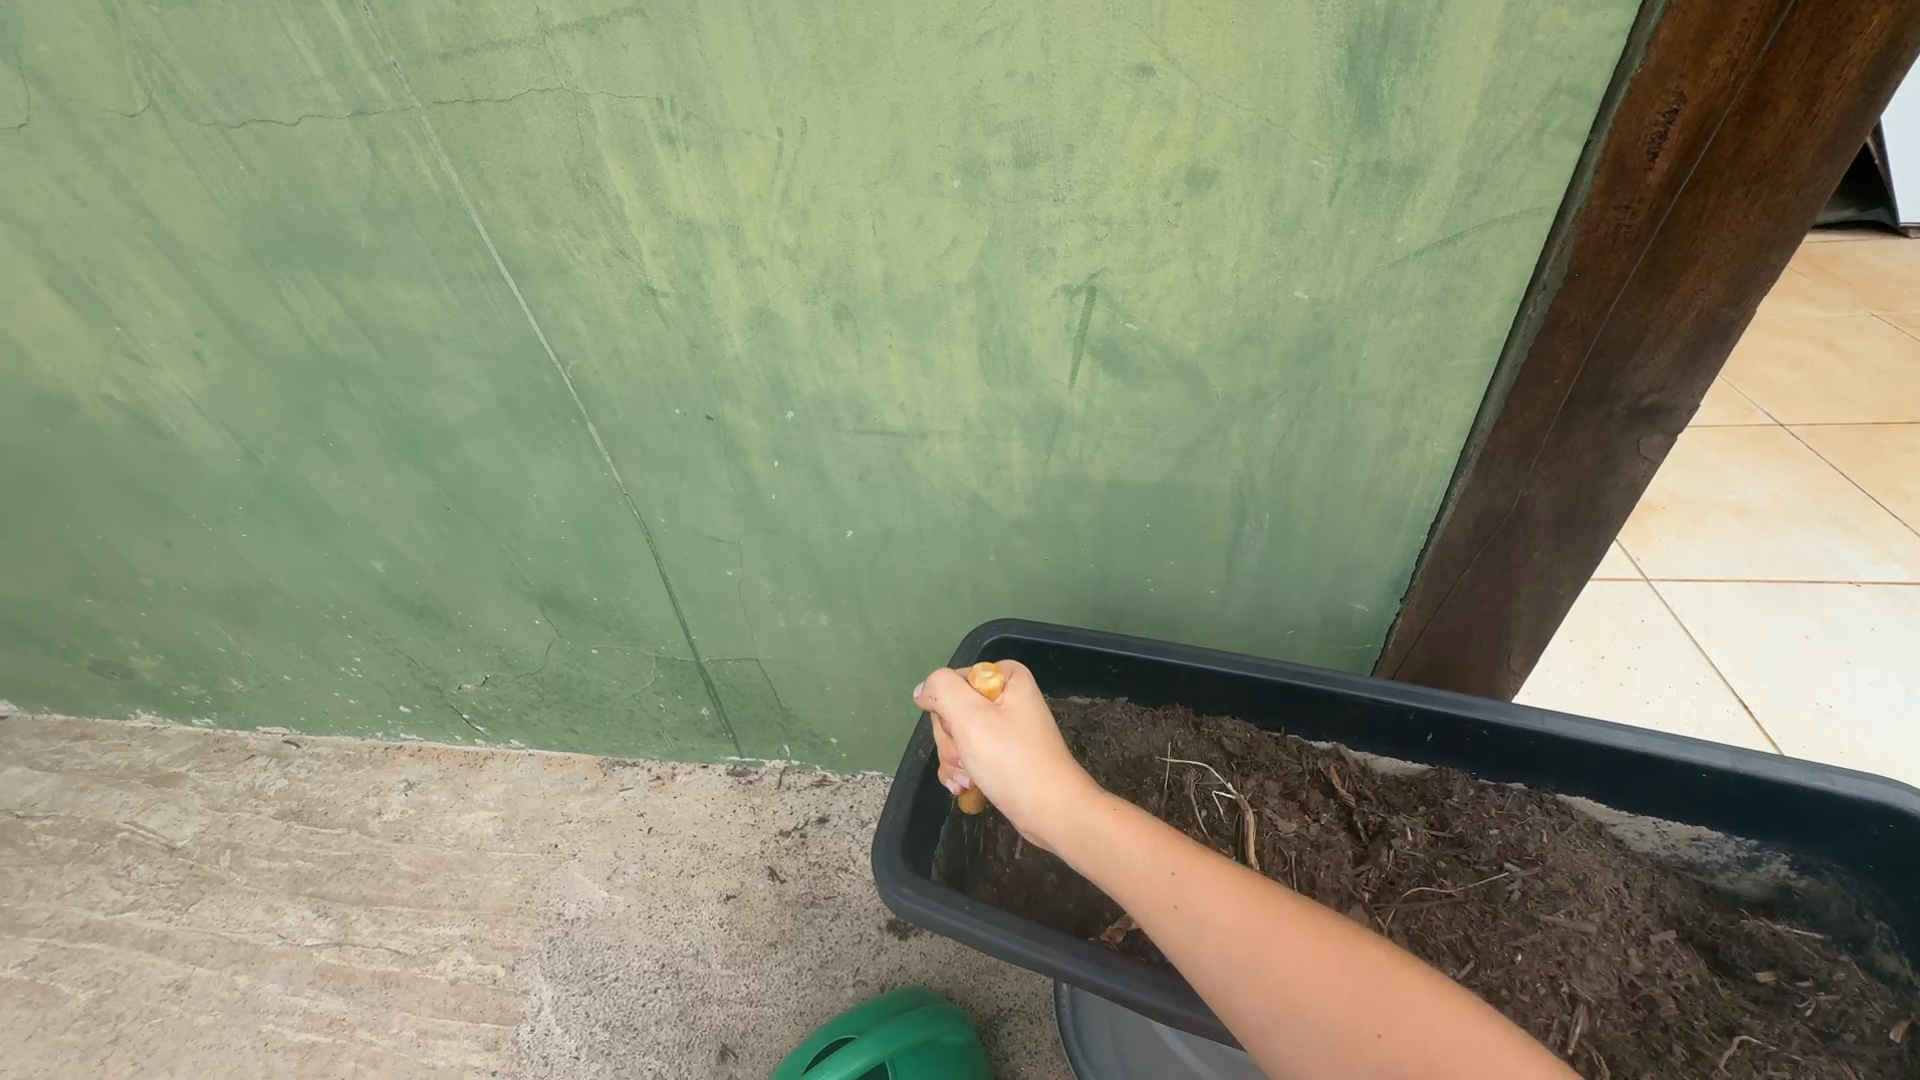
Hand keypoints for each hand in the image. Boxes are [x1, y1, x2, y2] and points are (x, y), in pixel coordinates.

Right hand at [913, 660, 1101, 851]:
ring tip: (970, 779)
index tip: (967, 732)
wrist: (1051, 812)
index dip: (949, 711)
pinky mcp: (1001, 753)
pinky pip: (966, 754)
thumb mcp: (972, 717)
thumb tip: (922, 690)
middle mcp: (1005, 696)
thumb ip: (941, 690)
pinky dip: (961, 771)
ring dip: (955, 761)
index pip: (952, 684)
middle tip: (969, 759)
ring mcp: (1003, 727)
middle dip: (952, 741)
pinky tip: (967, 787)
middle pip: (952, 711)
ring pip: (955, 736)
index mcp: (1004, 677)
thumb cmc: (1013, 762)